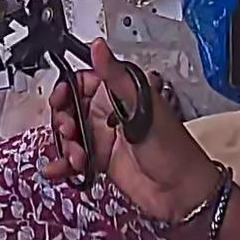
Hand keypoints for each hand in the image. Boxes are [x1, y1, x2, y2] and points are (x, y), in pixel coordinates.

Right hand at [42, 39, 220, 221]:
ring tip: (76, 157)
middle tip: (69, 130)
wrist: (181, 193)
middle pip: (69, 108)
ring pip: (69, 134)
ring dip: (64, 145)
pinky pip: (72, 158)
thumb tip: (98, 46)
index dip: (66, 88)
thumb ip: (115, 75)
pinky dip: (62, 164)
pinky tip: (58, 170)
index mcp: (118, 92)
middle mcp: (107, 111)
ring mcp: (102, 137)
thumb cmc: (171, 145)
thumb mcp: (141, 105)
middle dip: (62, 119)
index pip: (81, 81)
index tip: (61, 98)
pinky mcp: (99, 160)